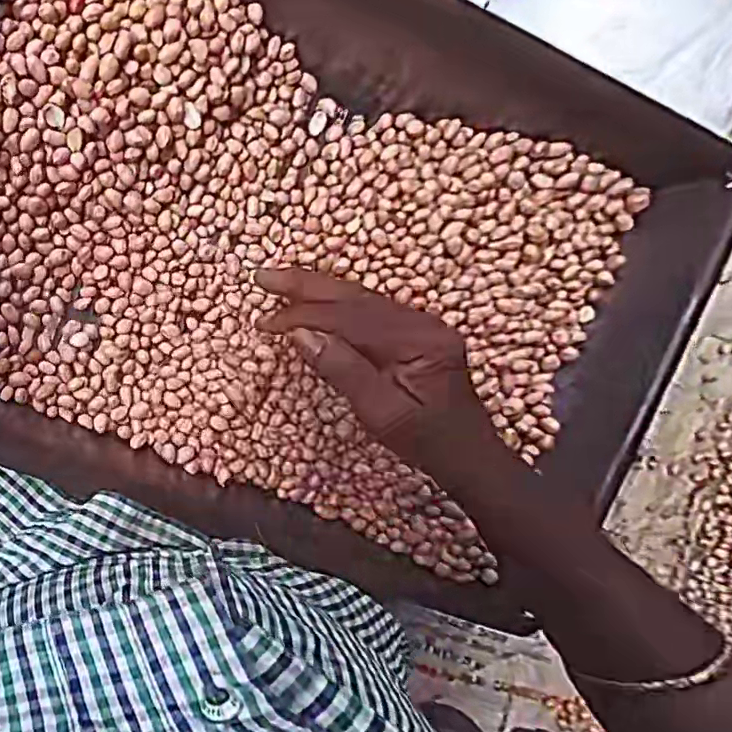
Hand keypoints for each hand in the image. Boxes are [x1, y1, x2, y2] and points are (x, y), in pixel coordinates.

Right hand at [252, 268, 502, 481]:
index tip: (266, 323)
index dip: (303, 316)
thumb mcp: (380, 413)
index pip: (350, 318)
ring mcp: (420, 323)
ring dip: (314, 289)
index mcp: (420, 341)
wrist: (469, 454)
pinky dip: (331, 303)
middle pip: (353, 296)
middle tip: (263, 277)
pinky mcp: (412, 330)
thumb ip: (342, 370)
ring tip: (277, 284)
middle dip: (304, 285)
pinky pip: (365, 308)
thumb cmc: (426, 441)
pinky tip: (310, 300)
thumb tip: (300, 334)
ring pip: (358, 297)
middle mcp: (423, 323)